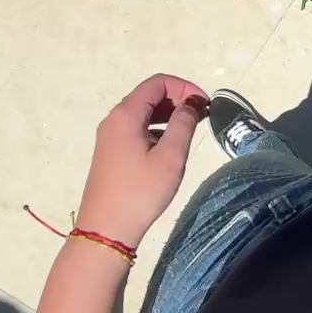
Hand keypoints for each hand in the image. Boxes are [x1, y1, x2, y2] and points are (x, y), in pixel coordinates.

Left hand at [74, 74, 207, 249]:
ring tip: (192, 129)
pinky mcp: (112, 151)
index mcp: (126, 114)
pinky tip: (172, 145)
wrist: (106, 229)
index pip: (158, 83)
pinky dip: (158, 128)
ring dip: (169, 114)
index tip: (205, 105)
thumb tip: (191, 105)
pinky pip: (138, 128)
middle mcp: (115, 119)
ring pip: (144, 112)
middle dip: (178, 99)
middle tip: (203, 116)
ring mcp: (111, 136)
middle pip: (150, 95)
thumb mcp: (170, 157)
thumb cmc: (140, 191)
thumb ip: (183, 124)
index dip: (185, 87)